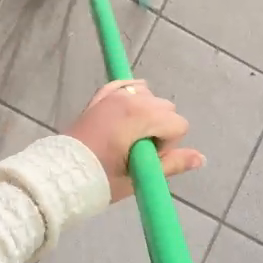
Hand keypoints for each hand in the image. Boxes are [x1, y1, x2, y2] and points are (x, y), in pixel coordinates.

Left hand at [65, 80, 203, 202]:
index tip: (146, 158)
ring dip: (146, 114)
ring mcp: (113, 94)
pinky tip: (125, 115)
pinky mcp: (102, 95)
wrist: (62, 172)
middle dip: (158, 128)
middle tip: (135, 151)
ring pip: (149, 96)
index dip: (167, 144)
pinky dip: (132, 96)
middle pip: (166, 108)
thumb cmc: (101, 177)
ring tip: (126, 137)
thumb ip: (171, 164)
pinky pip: (128, 85)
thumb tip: (201, 158)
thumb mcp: (138, 176)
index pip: (178, 123)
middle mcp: (129, 97)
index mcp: (140, 115)